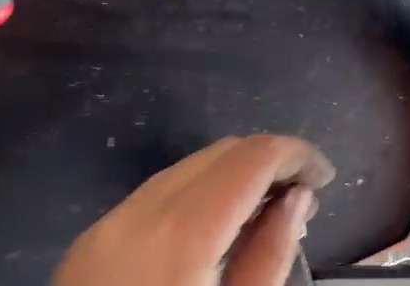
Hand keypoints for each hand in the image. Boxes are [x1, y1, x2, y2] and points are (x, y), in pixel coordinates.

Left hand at [52, 134, 337, 285]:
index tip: (326, 179)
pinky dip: (195, 199)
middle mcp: (138, 213)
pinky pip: (154, 199)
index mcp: (179, 232)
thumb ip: (270, 256)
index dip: (298, 154)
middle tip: (302, 200)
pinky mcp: (84, 250)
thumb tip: (296, 199)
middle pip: (220, 154)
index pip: (253, 156)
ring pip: (186, 170)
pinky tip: (212, 234)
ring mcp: (103, 229)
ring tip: (263, 217)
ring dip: (232, 179)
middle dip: (268, 164)